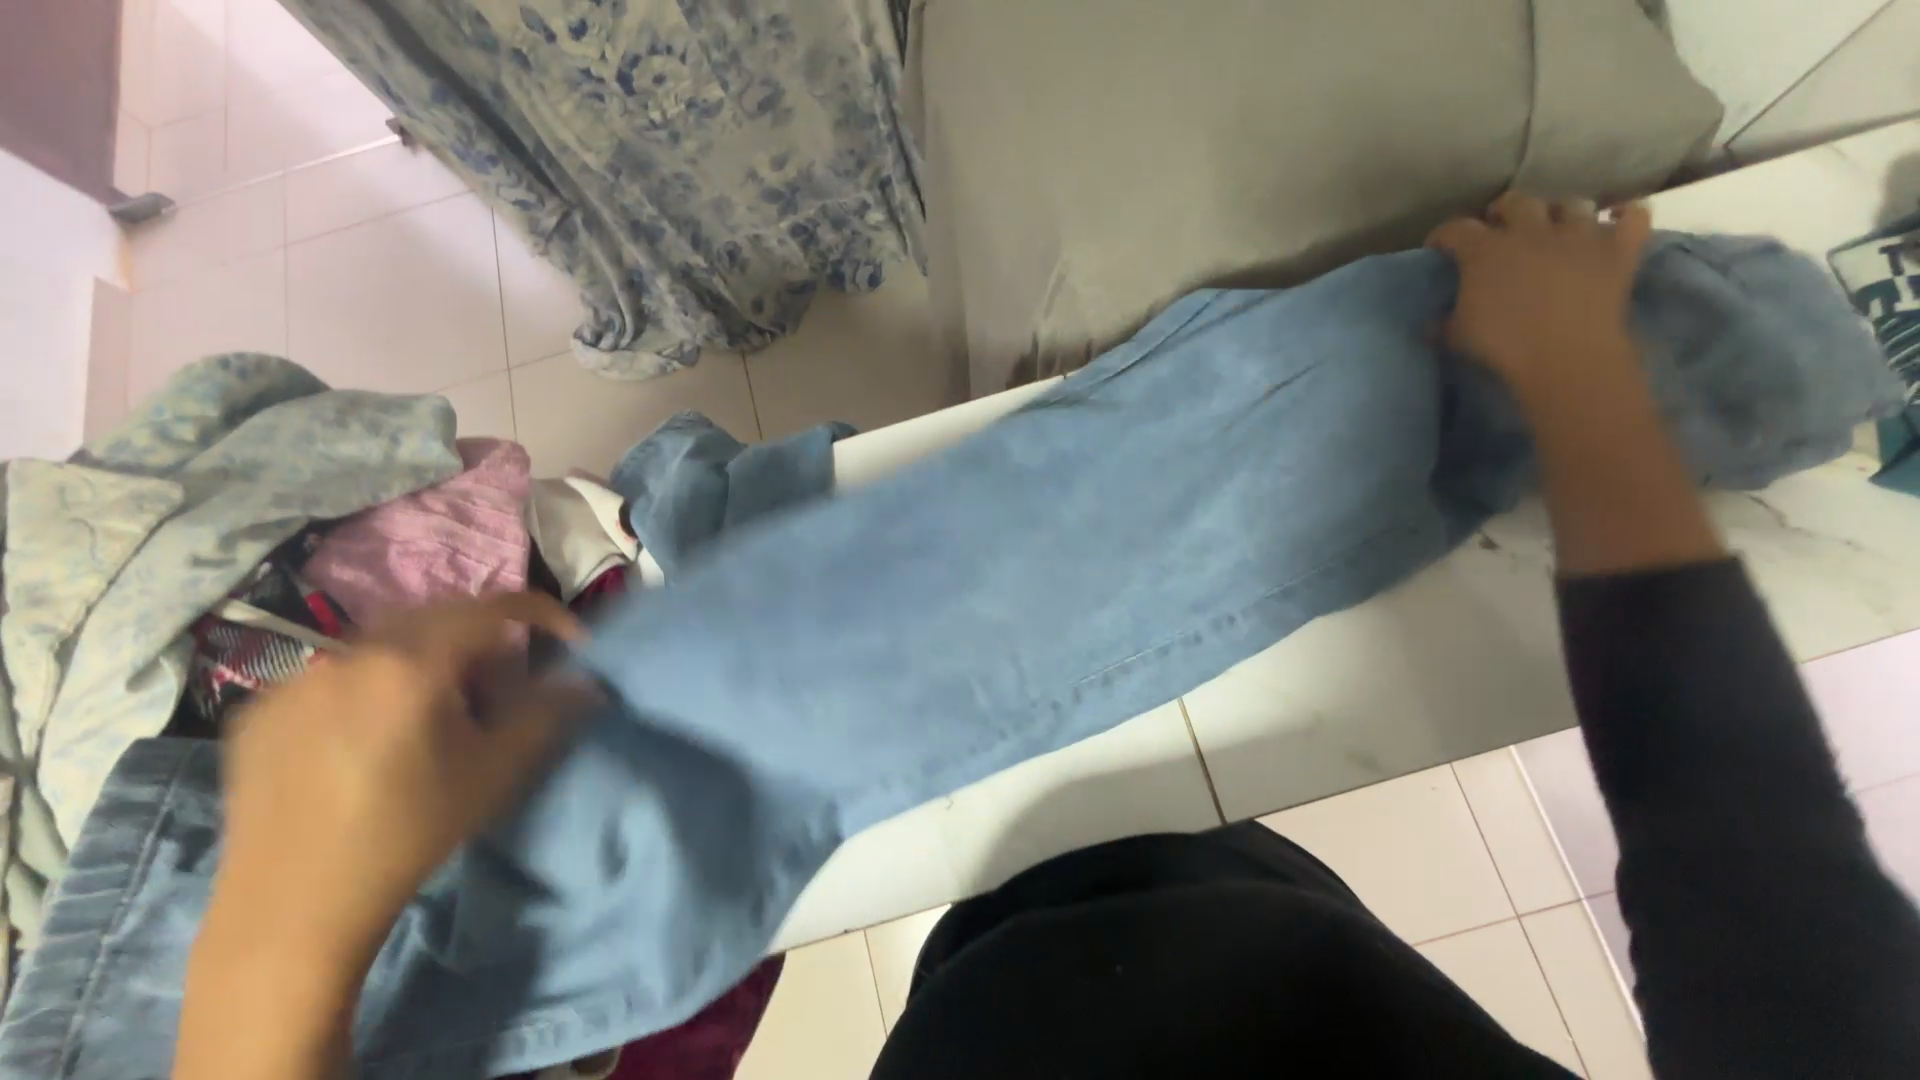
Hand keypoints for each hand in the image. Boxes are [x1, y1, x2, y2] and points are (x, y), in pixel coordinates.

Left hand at [181, 592, 599, 1079]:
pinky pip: (335, 674)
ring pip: (383, 644)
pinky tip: (372, 735)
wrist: (294, 907)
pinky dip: (372, 684)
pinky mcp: (260, 709)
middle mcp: (350, 654)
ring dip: (425, 659)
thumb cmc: (411, 834)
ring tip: (436, 712)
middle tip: (500, 684)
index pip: (491, 608)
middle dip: (481, 639)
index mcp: (413, 664)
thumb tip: (587, 681)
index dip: (540, 613)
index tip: (568, 637)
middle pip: (437, 618)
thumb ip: (548, 713)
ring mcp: (297, 680)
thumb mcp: (496, 772)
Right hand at [1427, 192, 1652, 405]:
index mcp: (1486, 251)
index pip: (1456, 229)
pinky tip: (1617, 216)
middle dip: (1503, 211)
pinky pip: (1633, 215)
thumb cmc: (1503, 344)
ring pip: (1572, 204)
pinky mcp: (1618, 249)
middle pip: (1516, 201)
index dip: (1443, 235)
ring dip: (1559, 212)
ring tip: (1554, 226)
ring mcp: (1579, 235)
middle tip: (1498, 227)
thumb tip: (1435, 320)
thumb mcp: (1457, 335)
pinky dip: (1626, 212)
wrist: (1565, 355)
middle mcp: (1531, 231)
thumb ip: (1445, 320)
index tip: (1438, 248)